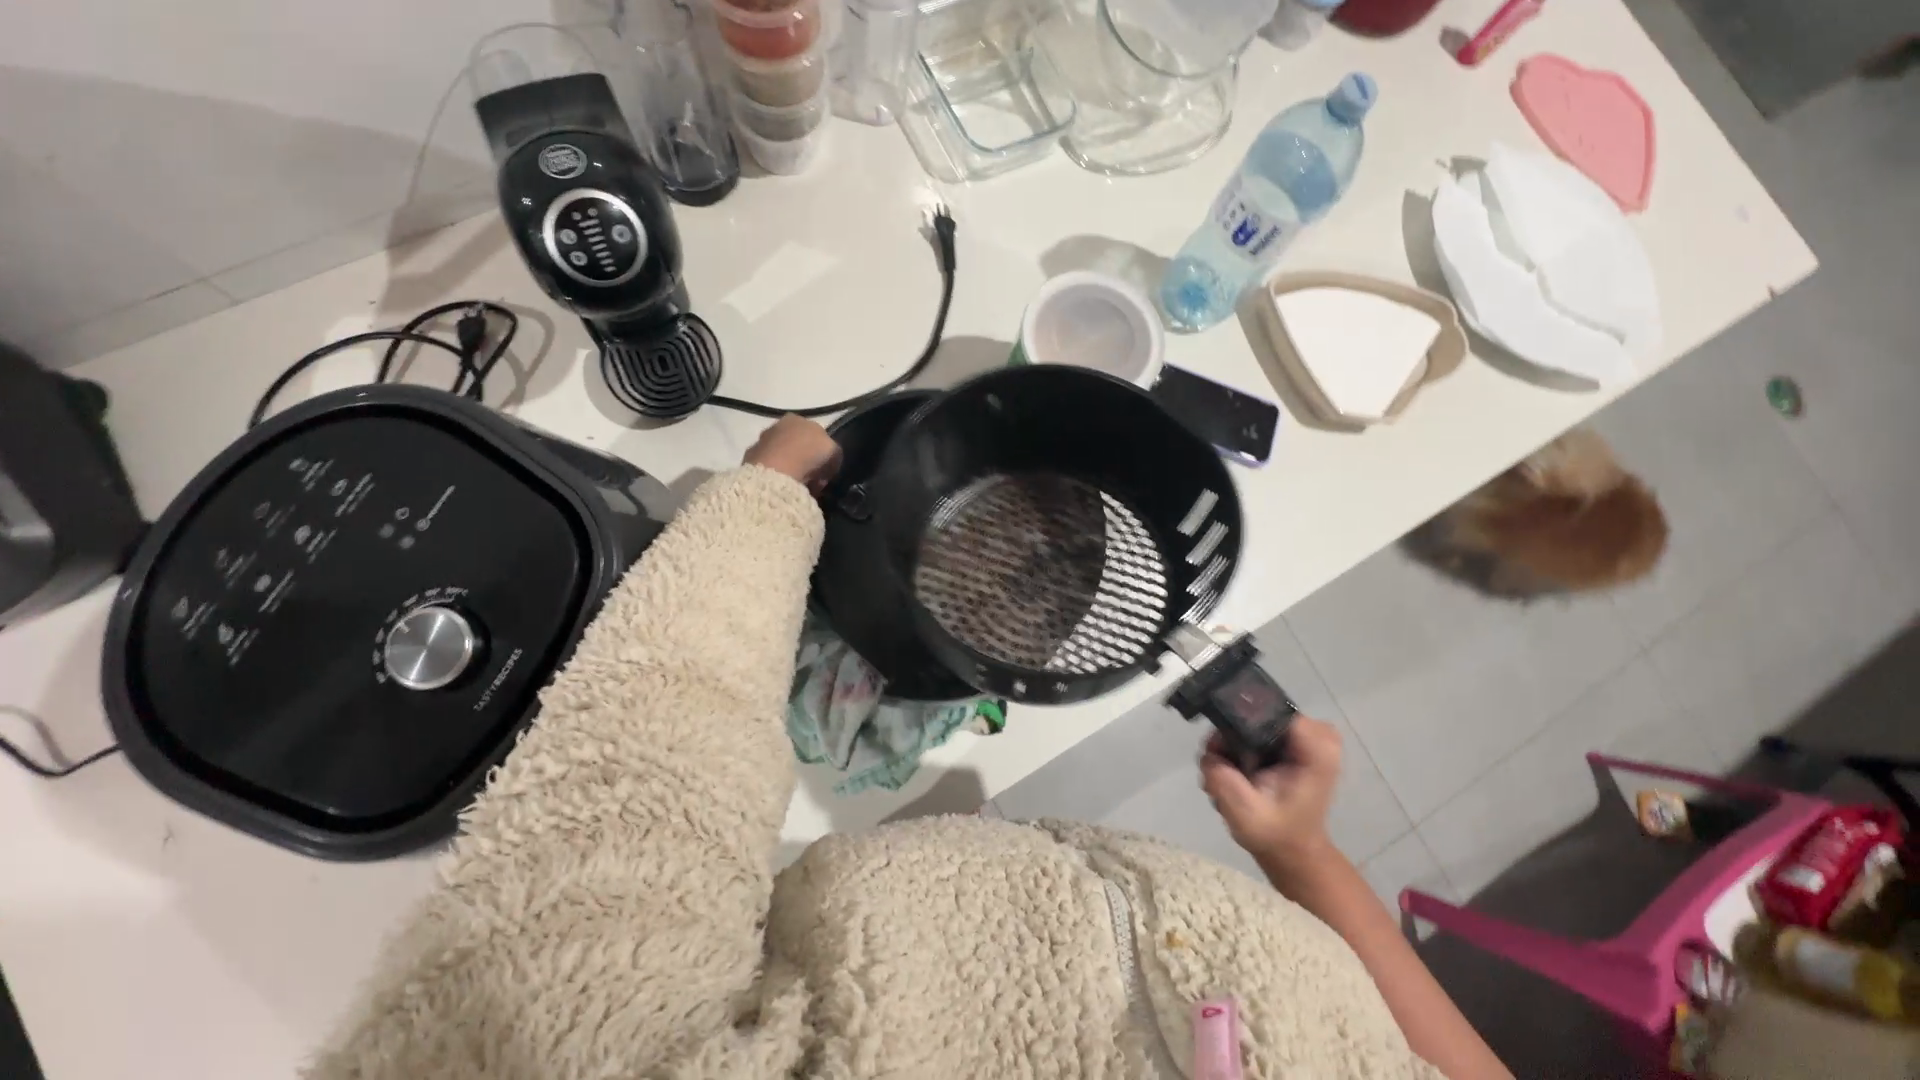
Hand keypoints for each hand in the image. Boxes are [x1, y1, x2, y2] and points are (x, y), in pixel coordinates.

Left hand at [744, 414, 842, 492]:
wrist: (777, 471)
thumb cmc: (808, 455)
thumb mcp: (834, 452)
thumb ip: (833, 454)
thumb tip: (828, 464)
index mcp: (797, 418)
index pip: (812, 433)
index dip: (821, 452)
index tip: (824, 469)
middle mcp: (775, 426)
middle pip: (795, 445)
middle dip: (804, 460)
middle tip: (813, 479)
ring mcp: (760, 443)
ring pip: (781, 457)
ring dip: (790, 470)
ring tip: (798, 487)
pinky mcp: (749, 461)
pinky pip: (770, 471)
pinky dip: (777, 478)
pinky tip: (784, 488)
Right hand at [1200, 715, 1342, 875]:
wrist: (1292, 851)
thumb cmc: (1275, 833)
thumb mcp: (1243, 811)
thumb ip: (1222, 777)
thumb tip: (1210, 752)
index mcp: (1316, 747)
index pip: (1268, 711)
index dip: (1239, 726)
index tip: (1222, 752)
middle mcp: (1316, 733)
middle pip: (1257, 715)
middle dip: (1233, 740)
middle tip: (1223, 771)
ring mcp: (1305, 735)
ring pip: (1251, 722)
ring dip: (1233, 747)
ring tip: (1229, 777)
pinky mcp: (1294, 741)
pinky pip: (1255, 730)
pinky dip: (1241, 749)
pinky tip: (1238, 773)